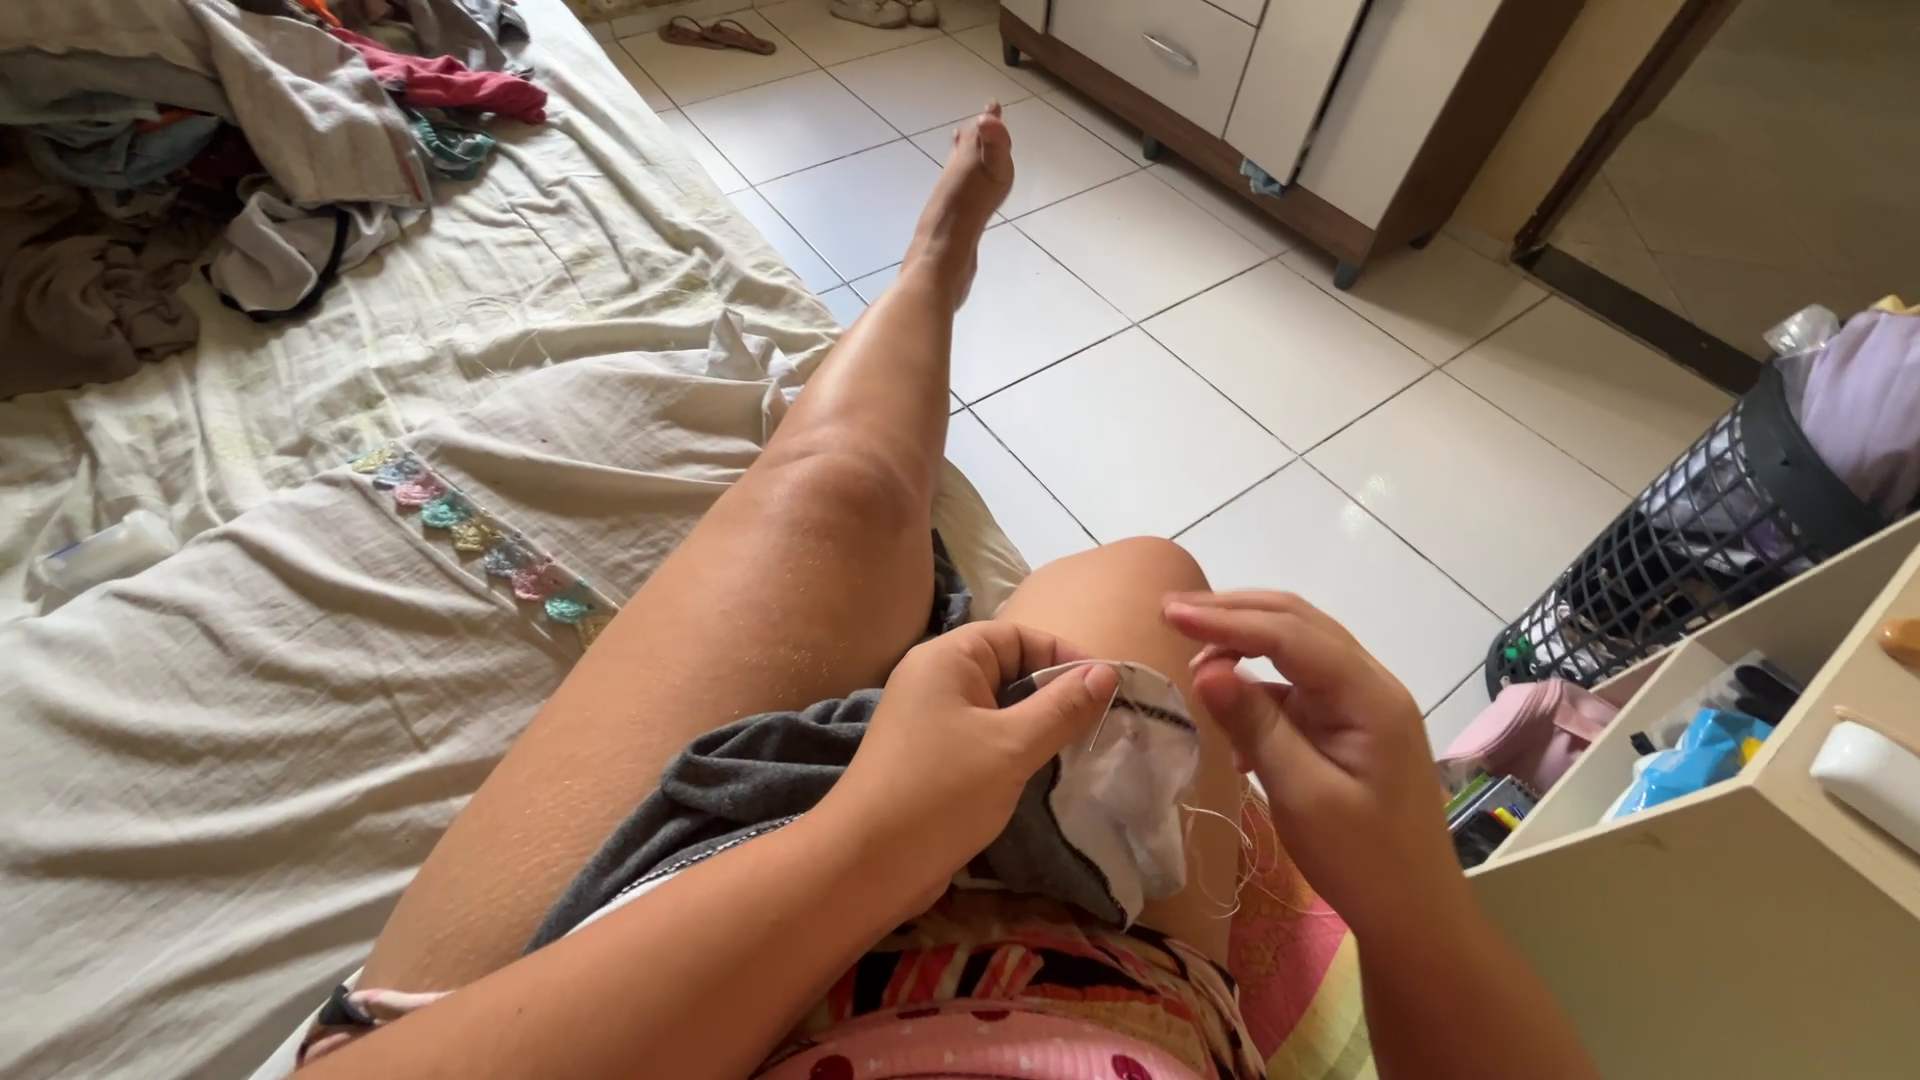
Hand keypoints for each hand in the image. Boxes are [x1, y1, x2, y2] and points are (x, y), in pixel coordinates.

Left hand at [818, 621, 1119, 912]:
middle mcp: (933, 677)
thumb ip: (1061, 708)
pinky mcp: (929, 753)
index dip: (1063, 654)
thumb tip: (1106, 672)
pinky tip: (1038, 769)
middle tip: (1098, 721)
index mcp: (947, 657)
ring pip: (996, 704)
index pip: (1017, 636)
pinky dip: (1012, 744)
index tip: (1107, 688)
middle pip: (1006, 666)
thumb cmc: (941, 792)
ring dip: (1035, 720)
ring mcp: (928, 717)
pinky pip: (981, 733)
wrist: (867, 864)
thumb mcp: (1011, 746)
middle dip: (1052, 690)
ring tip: (1077, 745)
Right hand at [1162, 591, 1463, 933]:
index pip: (1290, 635)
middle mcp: (1368, 684)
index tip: (1170, 615)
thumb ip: (1255, 725)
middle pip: (1297, 622)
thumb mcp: (1302, 794)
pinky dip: (1255, 681)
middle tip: (1172, 614)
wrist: (1416, 914)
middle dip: (1233, 612)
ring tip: (1192, 657)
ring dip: (1242, 640)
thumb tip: (1206, 669)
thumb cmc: (1363, 860)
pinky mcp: (1344, 720)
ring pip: (1295, 645)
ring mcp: (1358, 701)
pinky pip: (1294, 681)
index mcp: (1370, 697)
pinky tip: (1227, 710)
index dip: (1227, 620)